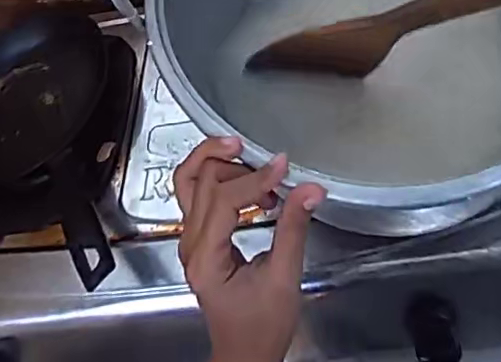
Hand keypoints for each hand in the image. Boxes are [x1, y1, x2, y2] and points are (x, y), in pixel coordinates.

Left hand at [174, 137, 326, 361]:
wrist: (245, 355)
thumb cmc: (262, 327)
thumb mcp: (284, 278)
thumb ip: (293, 228)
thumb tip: (309, 188)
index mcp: (206, 258)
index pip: (223, 200)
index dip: (254, 179)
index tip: (283, 168)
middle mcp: (191, 244)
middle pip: (198, 180)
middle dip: (234, 164)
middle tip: (263, 157)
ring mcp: (192, 238)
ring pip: (190, 179)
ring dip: (219, 161)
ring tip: (253, 160)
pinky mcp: (201, 235)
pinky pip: (199, 191)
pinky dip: (222, 174)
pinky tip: (253, 182)